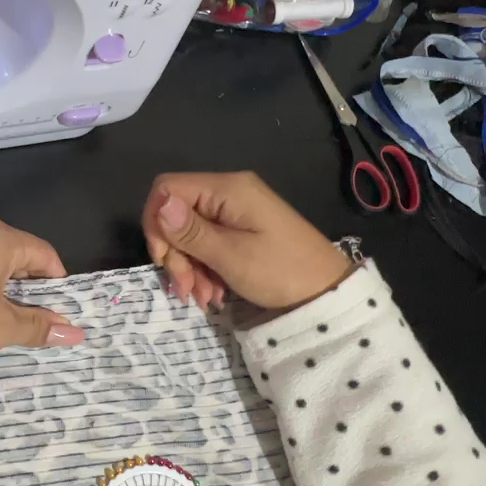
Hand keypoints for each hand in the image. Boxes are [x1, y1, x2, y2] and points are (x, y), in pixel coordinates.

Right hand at [142, 171, 355, 309]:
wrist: (328, 293)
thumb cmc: (281, 271)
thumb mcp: (231, 255)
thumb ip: (192, 230)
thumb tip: (159, 202)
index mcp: (227, 189)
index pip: (166, 188)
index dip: (156, 222)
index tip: (163, 260)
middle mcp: (228, 192)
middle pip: (176, 213)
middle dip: (175, 253)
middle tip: (185, 289)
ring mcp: (235, 210)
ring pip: (189, 232)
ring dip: (189, 266)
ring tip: (203, 298)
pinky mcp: (241, 228)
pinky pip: (208, 241)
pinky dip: (204, 267)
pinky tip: (213, 292)